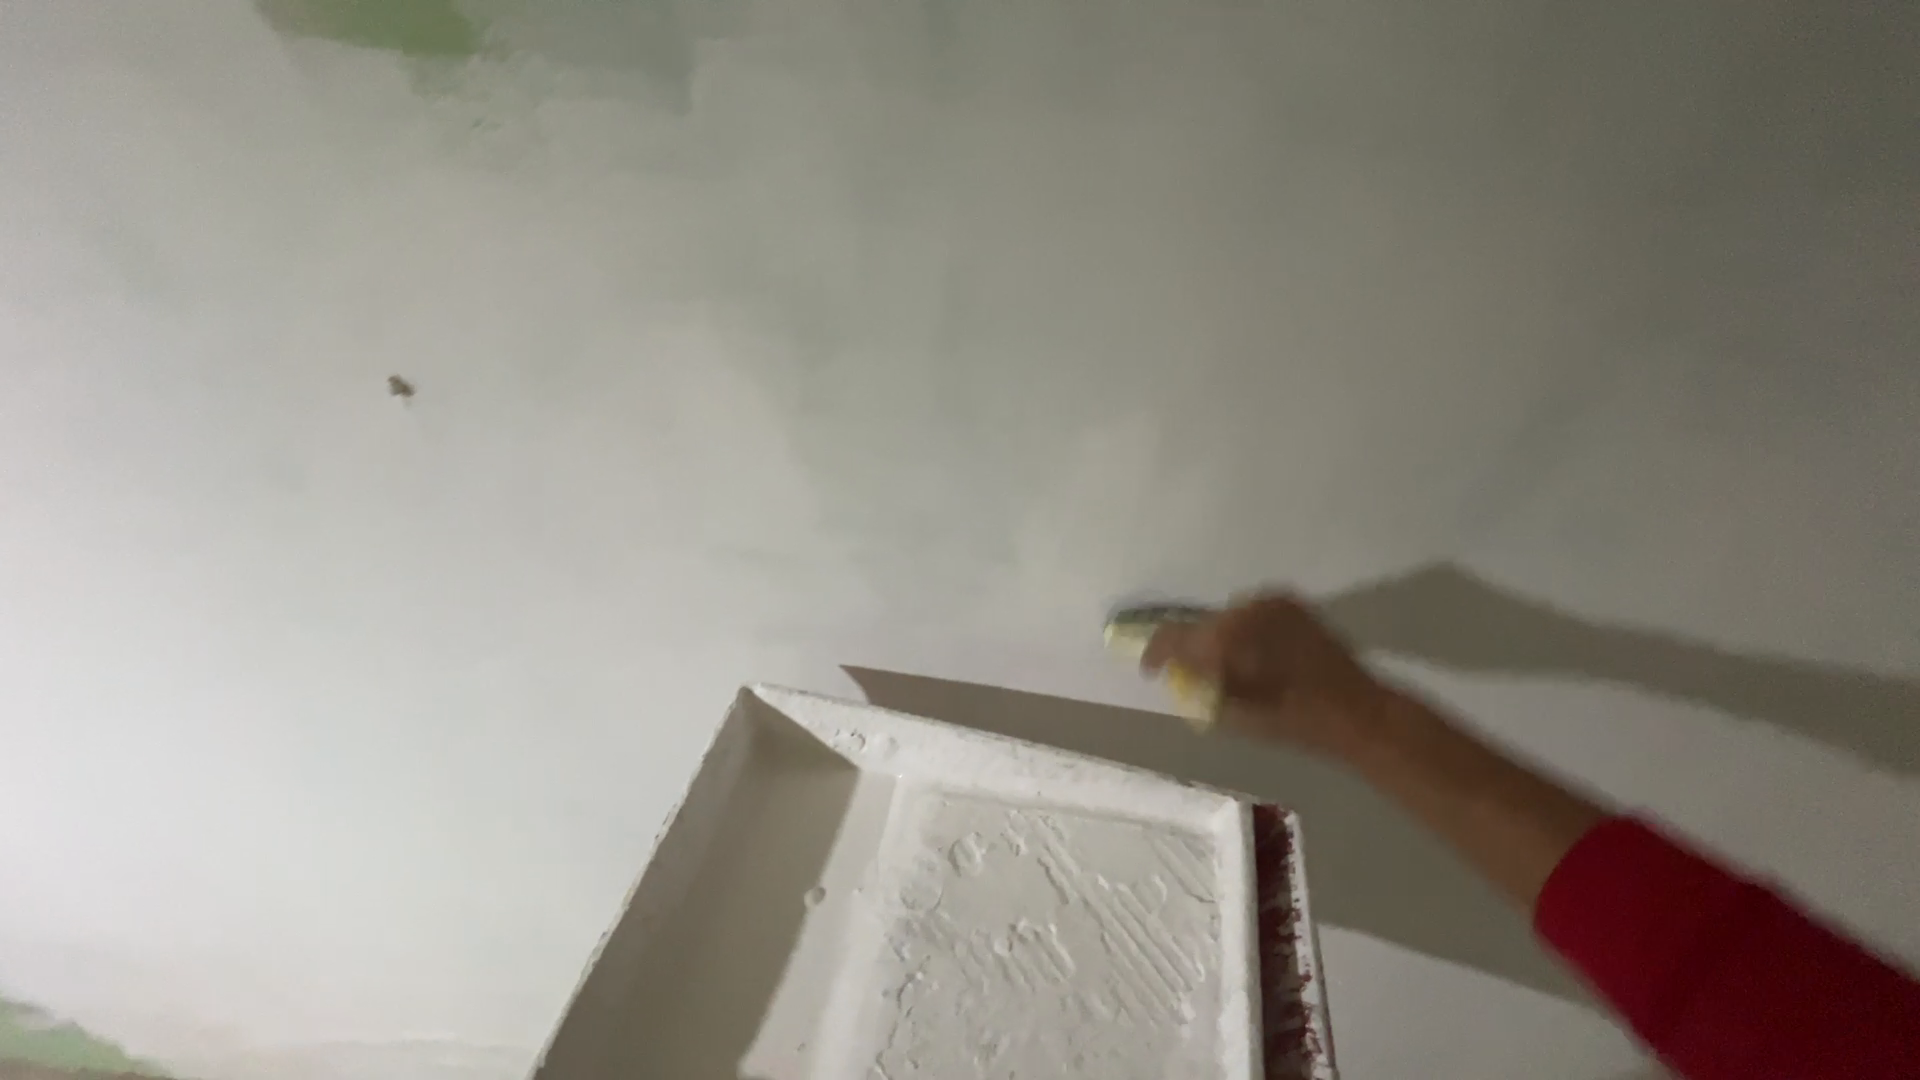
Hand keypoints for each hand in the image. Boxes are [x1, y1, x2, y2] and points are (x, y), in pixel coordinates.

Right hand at [1141, 591, 1395, 757]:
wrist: (1356, 711)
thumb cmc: (1292, 721)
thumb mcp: (1234, 712)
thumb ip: (1200, 686)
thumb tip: (1182, 672)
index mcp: (1226, 639)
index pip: (1174, 636)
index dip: (1156, 652)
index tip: (1150, 669)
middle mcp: (1244, 610)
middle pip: (1202, 625)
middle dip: (1194, 647)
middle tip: (1195, 670)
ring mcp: (1270, 602)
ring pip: (1227, 617)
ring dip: (1222, 636)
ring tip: (1230, 662)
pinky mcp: (1291, 603)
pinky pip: (1253, 613)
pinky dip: (1246, 629)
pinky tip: (1256, 651)